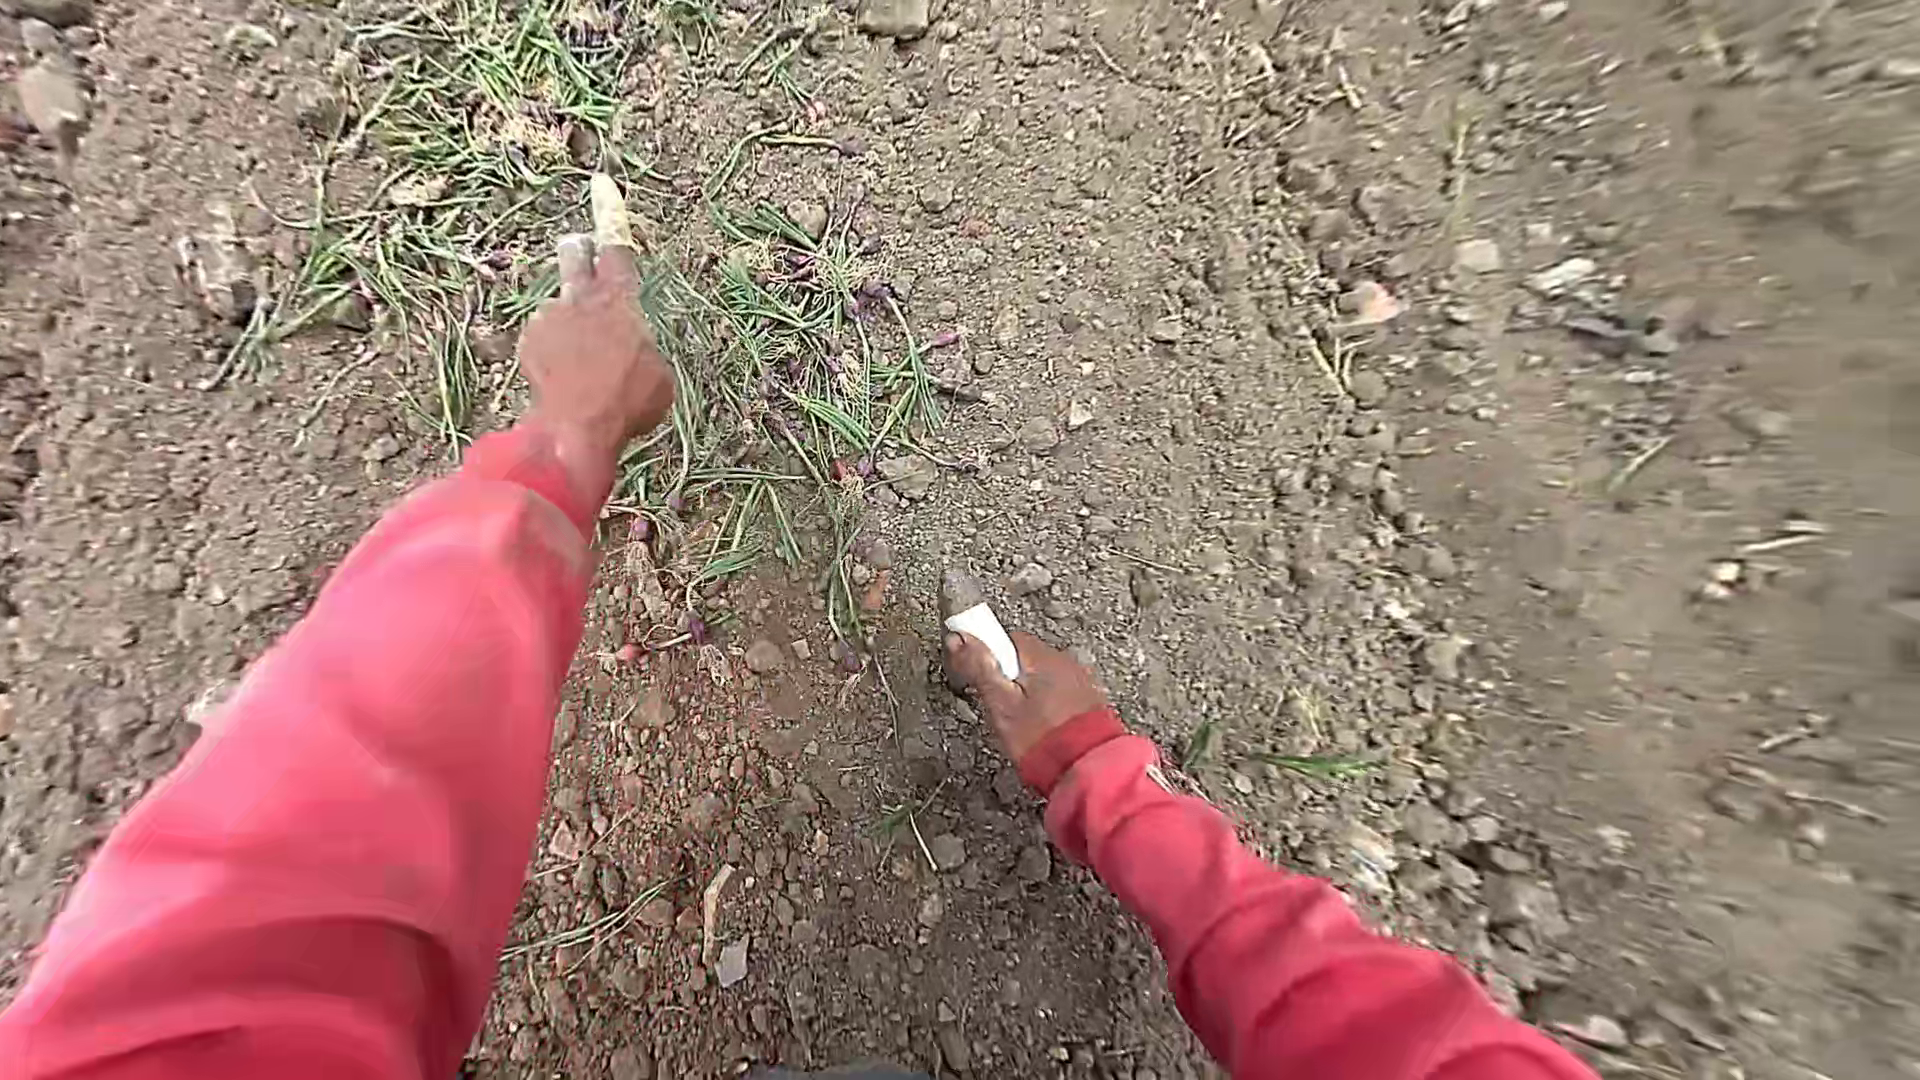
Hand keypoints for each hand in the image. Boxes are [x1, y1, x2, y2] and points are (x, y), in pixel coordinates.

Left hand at [518, 235, 673, 467]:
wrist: (578, 426)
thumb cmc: (631, 400)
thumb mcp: (660, 375)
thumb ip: (646, 348)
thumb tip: (636, 346)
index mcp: (620, 304)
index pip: (617, 250)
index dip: (612, 217)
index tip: (602, 184)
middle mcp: (580, 301)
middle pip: (574, 258)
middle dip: (578, 250)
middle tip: (579, 248)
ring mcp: (550, 320)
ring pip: (562, 308)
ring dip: (573, 322)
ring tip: (587, 359)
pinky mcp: (530, 343)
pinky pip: (547, 338)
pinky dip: (558, 350)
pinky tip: (569, 377)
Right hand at [946, 630, 1108, 763]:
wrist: (1088, 770)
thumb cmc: (1043, 739)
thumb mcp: (1001, 703)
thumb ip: (979, 667)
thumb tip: (959, 639)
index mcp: (1041, 656)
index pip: (1005, 638)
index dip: (988, 655)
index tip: (978, 673)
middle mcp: (1064, 661)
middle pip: (1025, 659)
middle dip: (1009, 678)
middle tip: (1000, 706)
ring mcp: (1079, 680)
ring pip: (1042, 677)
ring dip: (1029, 692)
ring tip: (1022, 722)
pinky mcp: (1089, 700)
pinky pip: (1059, 693)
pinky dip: (1048, 704)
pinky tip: (1042, 726)